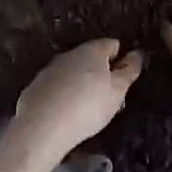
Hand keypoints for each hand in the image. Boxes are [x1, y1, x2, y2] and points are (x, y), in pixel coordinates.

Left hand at [7, 39, 143, 163]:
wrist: (42, 127)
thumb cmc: (88, 106)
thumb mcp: (117, 91)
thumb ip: (129, 71)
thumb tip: (137, 53)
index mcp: (93, 50)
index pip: (111, 44)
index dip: (120, 57)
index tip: (124, 75)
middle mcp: (70, 54)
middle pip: (90, 57)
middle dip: (99, 71)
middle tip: (108, 94)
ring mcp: (49, 70)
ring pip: (71, 71)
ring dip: (80, 82)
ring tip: (86, 106)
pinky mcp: (34, 87)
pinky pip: (55, 86)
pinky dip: (62, 94)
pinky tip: (64, 112)